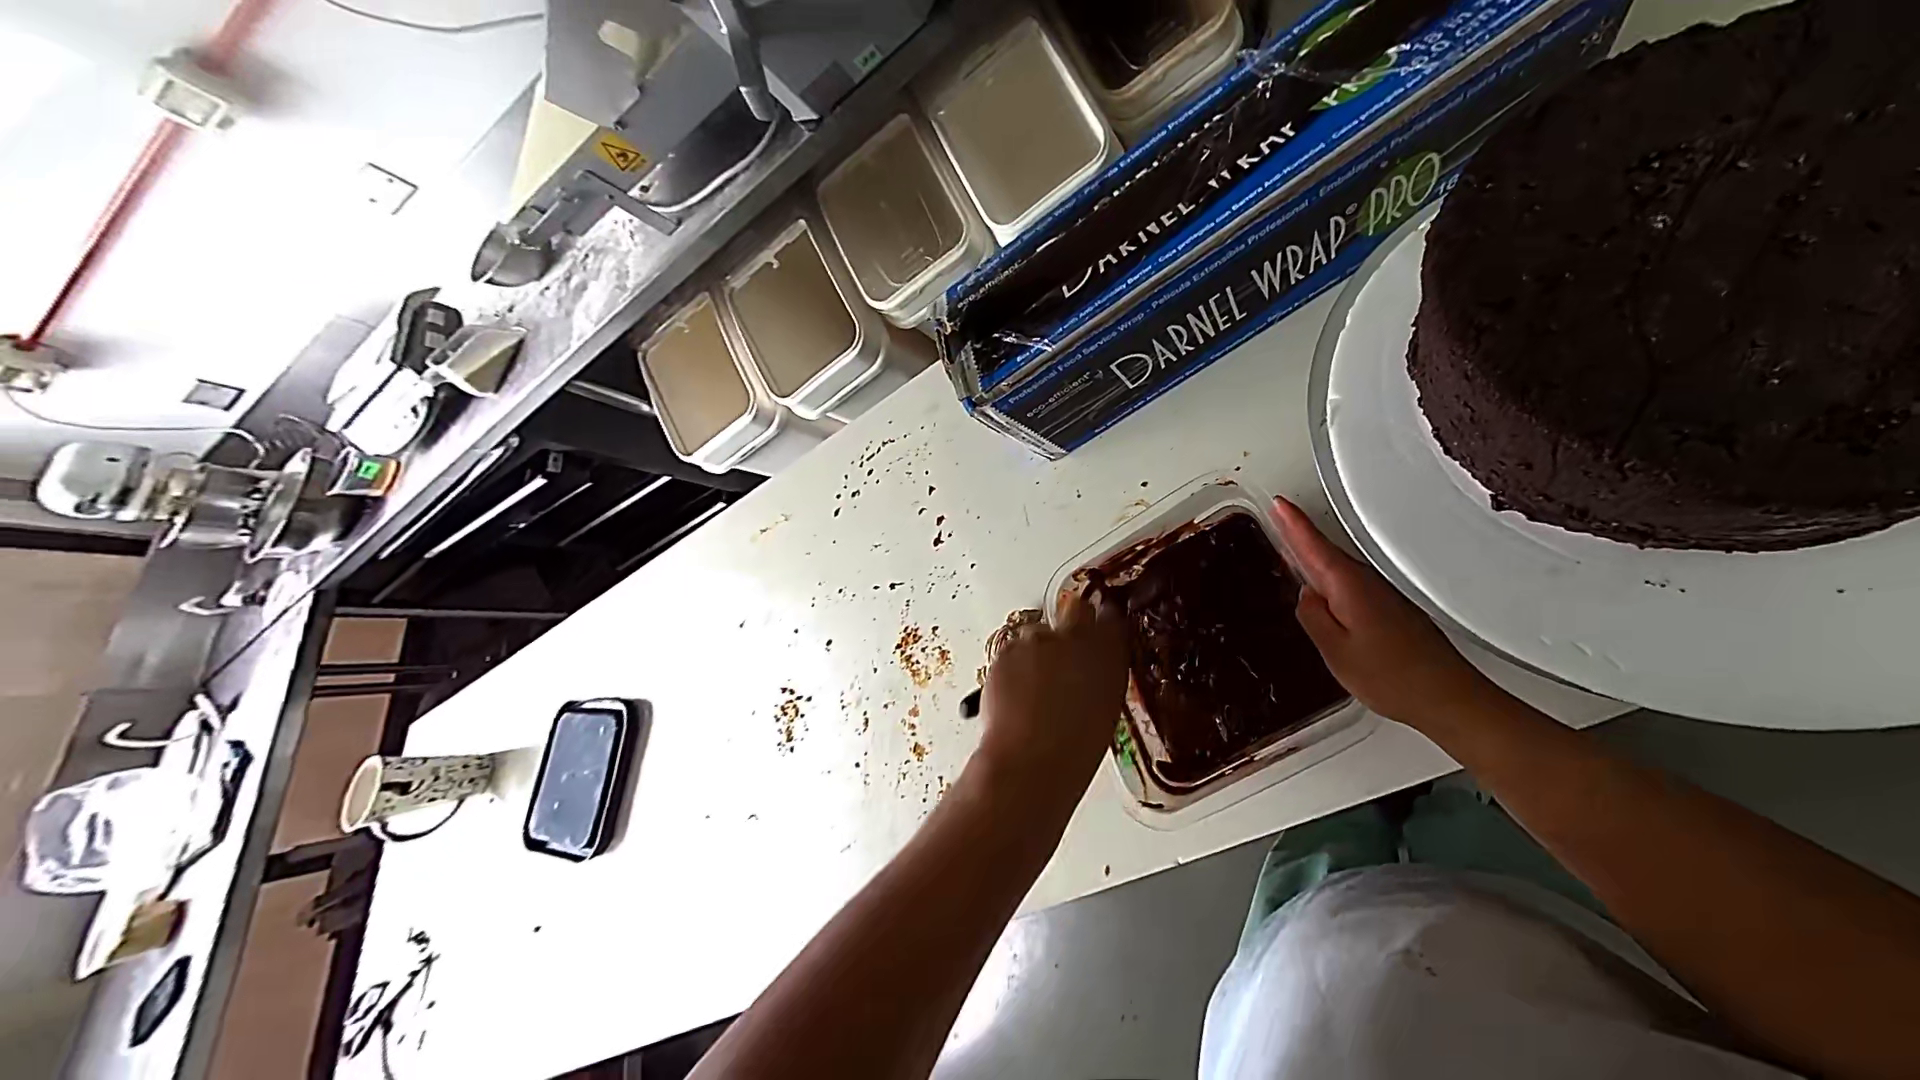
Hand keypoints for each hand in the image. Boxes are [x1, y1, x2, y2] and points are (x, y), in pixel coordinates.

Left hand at [975, 588, 1130, 794]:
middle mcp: (1075, 636)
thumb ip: (1102, 675)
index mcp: (1109, 652)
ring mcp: (1038, 639)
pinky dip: (1012, 664)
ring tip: (1032, 687)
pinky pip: (1011, 649)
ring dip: (1036, 649)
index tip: (1100, 624)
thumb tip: (1093, 668)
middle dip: (1069, 622)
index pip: (1111, 617)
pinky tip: (1015, 693)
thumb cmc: (1076, 745)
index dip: (1103, 620)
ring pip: (1037, 632)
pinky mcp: (1007, 649)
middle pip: (1074, 609)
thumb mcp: (1106, 708)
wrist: (1031, 757)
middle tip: (1061, 653)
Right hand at [1271, 497, 1505, 730]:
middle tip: (1279, 517)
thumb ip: (1312, 617)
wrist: (1448, 697)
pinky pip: (1351, 583)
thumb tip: (1304, 597)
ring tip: (1290, 549)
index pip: (1314, 546)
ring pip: (1338, 568)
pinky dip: (1331, 577)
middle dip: (1300, 534)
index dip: (1293, 523)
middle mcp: (1368, 585)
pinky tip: (1322, 587)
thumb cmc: (1395, 678)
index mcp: (1350, 588)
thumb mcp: (1335, 650)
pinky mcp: (1390, 610)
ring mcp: (1382, 596)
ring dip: (1314, 555)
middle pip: (1326, 551)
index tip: (1279, 504)